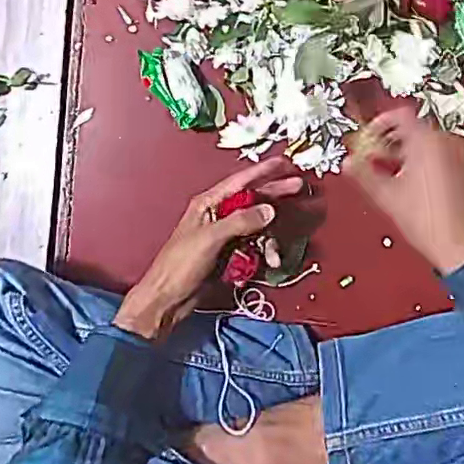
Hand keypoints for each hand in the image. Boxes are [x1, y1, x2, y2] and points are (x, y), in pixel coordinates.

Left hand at [114, 156, 305, 340]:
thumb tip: (269, 210)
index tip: (284, 163)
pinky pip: (254, 244)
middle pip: (253, 198)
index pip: (241, 180)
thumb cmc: (180, 265)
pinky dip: (263, 251)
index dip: (263, 170)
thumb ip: (241, 221)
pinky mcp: (230, 252)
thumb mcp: (210, 238)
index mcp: (208, 203)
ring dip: (270, 236)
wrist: (166, 301)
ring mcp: (225, 234)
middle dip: (275, 194)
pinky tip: (267, 261)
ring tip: (275, 252)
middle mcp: (218, 214)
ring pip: (257, 224)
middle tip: (298, 186)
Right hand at [349, 108, 463, 273]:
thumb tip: (349, 163)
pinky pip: (444, 154)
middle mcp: (448, 143)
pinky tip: (416, 182)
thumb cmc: (431, 224)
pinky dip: (428, 161)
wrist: (463, 247)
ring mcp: (462, 156)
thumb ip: (364, 173)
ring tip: (394, 172)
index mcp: (427, 141)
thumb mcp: (387, 196)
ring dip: (410, 151)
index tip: (371, 135)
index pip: (400, 114)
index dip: (381, 123)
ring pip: (430, 142)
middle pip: (415, 127)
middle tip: (378, 155)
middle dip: (393, 141)